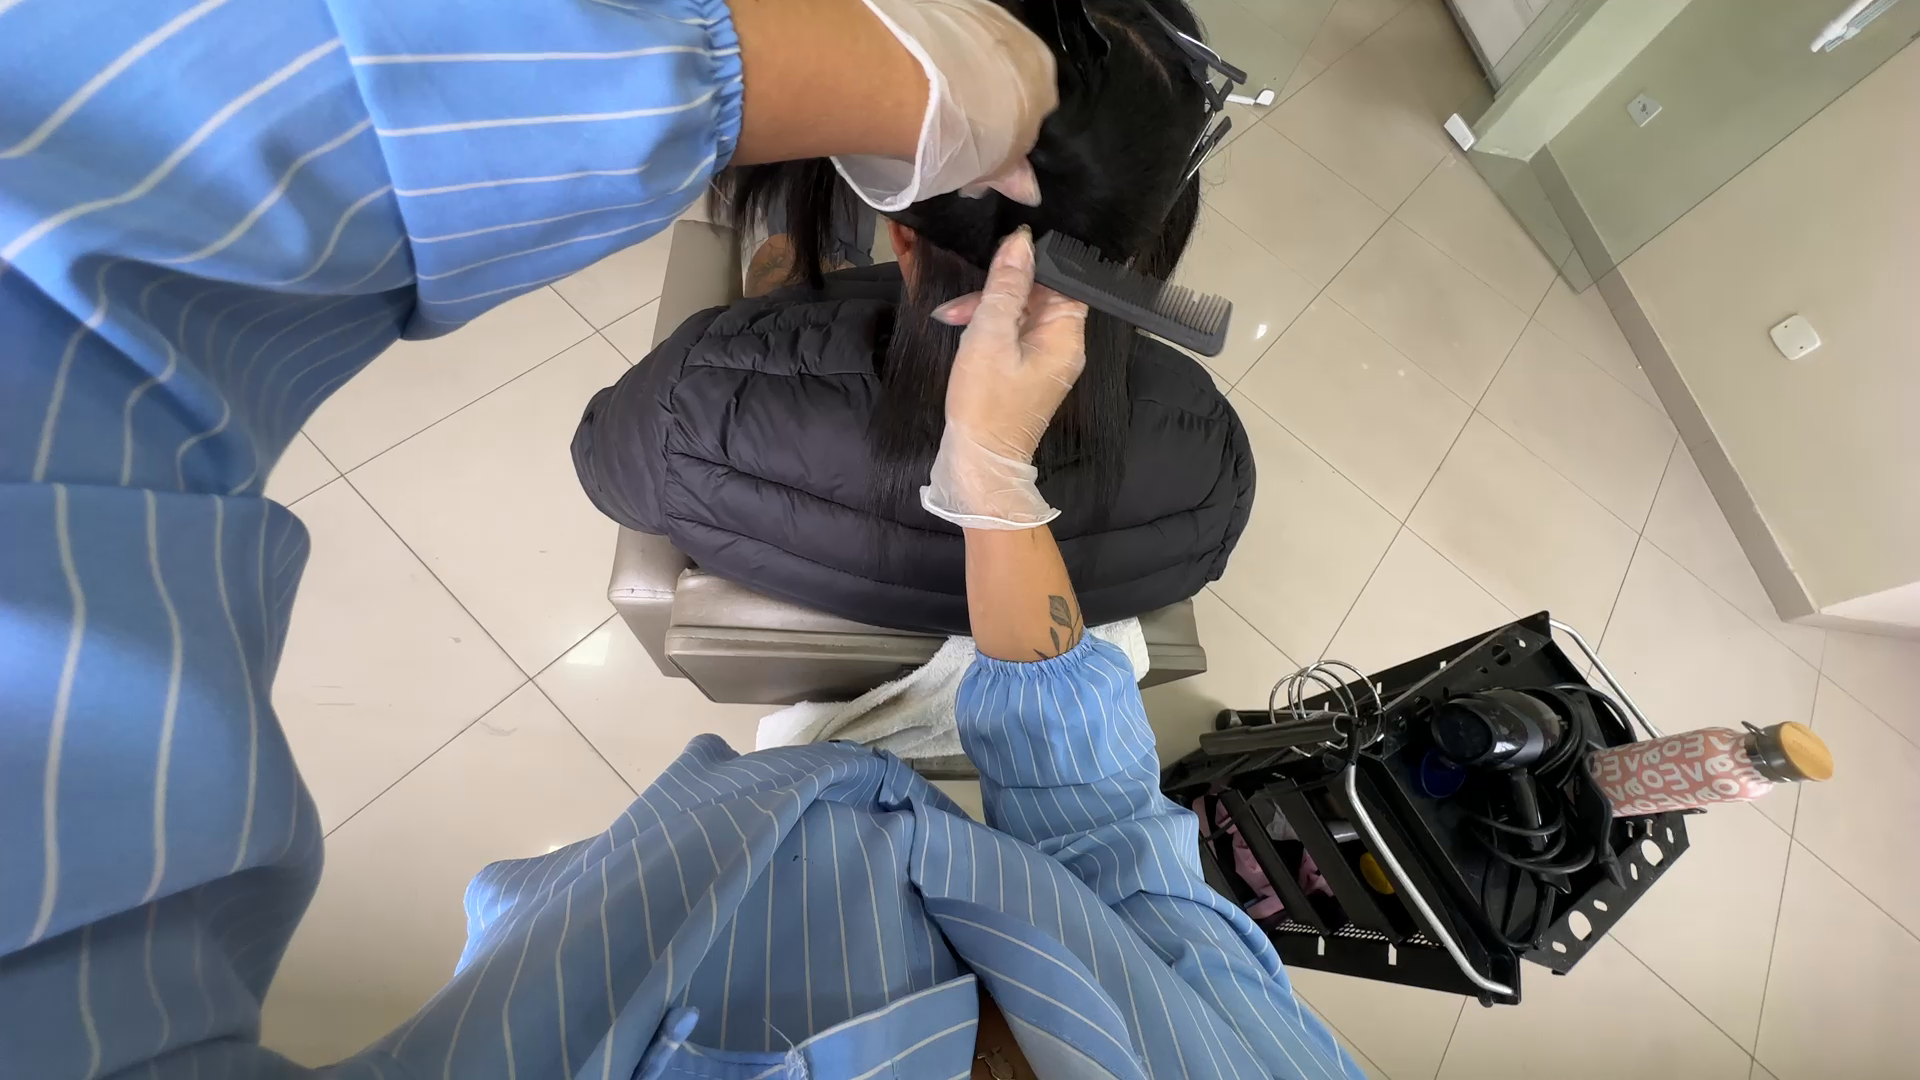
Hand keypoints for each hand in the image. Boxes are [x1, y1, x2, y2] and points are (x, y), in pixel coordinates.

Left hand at [834, 0, 1055, 209]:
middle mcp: (1027, 44)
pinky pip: (955, 41)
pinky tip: (923, 81)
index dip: (1010, 138)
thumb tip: (1029, 191)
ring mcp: (991, 20)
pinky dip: (944, 59)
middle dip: (990, 109)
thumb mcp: (993, 169)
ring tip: (936, 111)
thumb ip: (1013, 177)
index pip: (1035, 115)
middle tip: (959, 138)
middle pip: (1010, 83)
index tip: (986, 156)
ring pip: (982, 59)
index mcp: (1046, 84)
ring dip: (966, 82)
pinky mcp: (957, 7)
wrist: (925, 86)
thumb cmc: (972, 136)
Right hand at [920, 228, 1088, 528]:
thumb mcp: (990, 337)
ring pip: (1020, 315)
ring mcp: (1043, 362)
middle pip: (1040, 296)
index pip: (1065, 281)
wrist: (978, 463)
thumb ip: (1005, 287)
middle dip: (1001, 289)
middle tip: (964, 296)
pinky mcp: (1024, 374)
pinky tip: (961, 329)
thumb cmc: (986, 404)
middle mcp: (1062, 348)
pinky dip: (988, 331)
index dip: (1035, 264)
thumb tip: (1021, 242)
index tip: (1002, 254)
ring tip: (952, 316)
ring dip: (987, 309)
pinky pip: (1011, 337)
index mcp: (1066, 337)